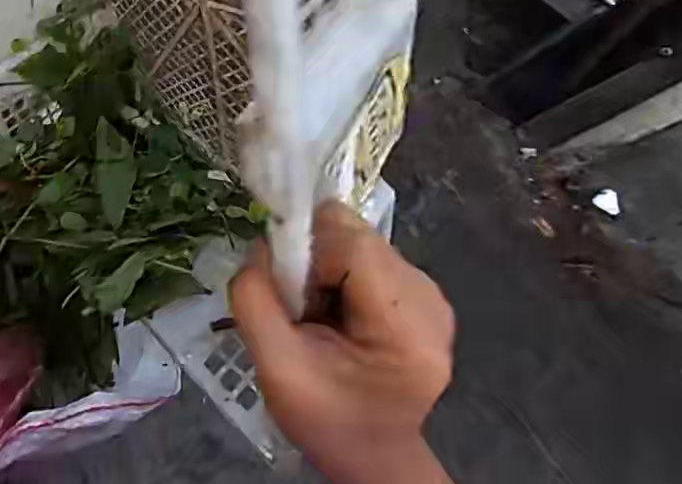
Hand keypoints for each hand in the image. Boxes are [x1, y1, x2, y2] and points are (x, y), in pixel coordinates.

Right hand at [230, 201, 454, 483]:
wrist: (366, 448)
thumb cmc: (322, 414)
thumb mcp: (272, 362)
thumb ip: (253, 293)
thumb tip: (262, 242)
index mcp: (406, 330)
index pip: (352, 244)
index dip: (307, 253)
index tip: (289, 290)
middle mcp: (428, 301)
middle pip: (354, 233)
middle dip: (311, 254)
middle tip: (298, 299)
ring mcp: (426, 293)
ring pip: (353, 234)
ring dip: (320, 258)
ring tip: (314, 305)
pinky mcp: (414, 289)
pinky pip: (360, 246)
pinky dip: (332, 263)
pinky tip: (331, 302)